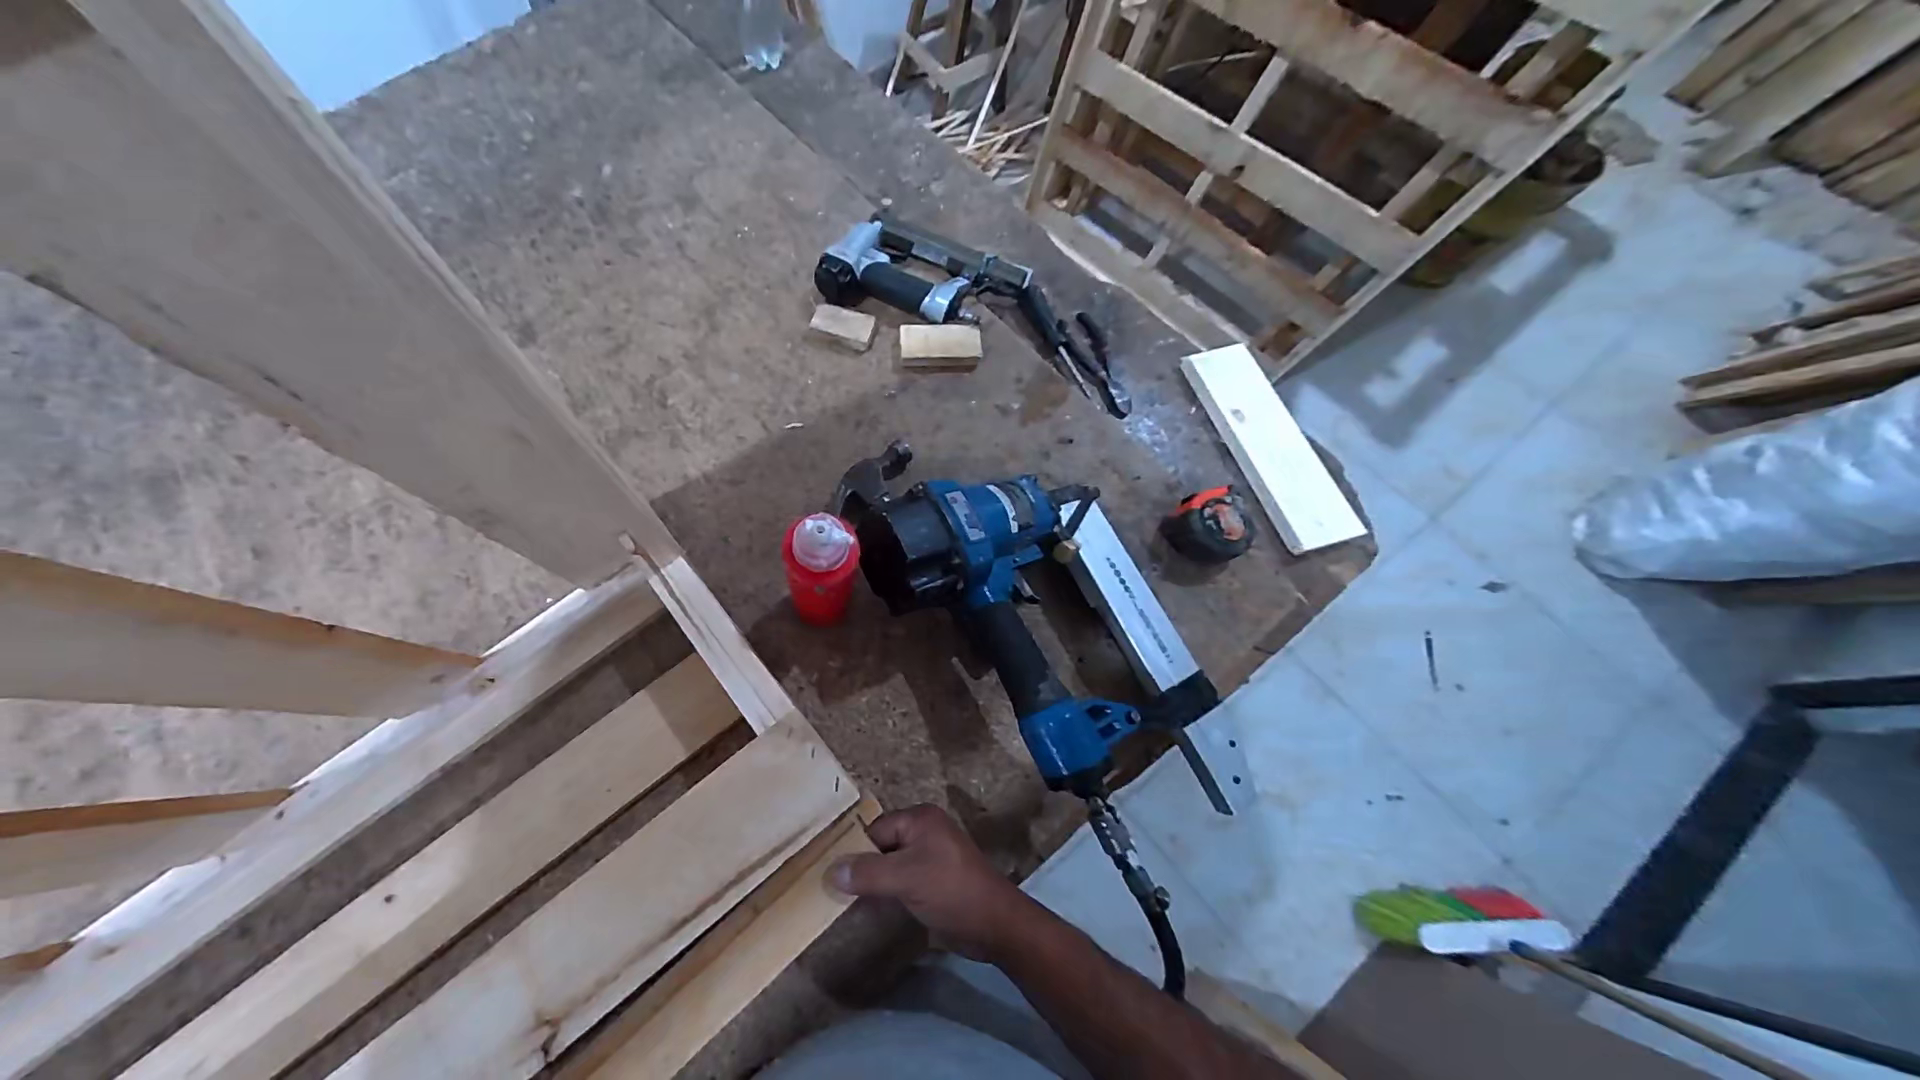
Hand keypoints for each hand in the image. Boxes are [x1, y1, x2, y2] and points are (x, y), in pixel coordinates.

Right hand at [829, 803, 1041, 959]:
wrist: (994, 924)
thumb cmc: (950, 890)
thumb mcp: (905, 878)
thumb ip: (867, 873)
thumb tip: (831, 871)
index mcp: (920, 819)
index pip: (875, 830)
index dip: (855, 852)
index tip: (830, 876)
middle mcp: (925, 831)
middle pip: (882, 846)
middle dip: (862, 868)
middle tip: (833, 891)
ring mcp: (931, 856)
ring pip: (890, 865)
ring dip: (873, 883)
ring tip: (845, 902)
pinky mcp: (934, 880)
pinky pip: (902, 880)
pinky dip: (887, 892)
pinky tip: (871, 909)